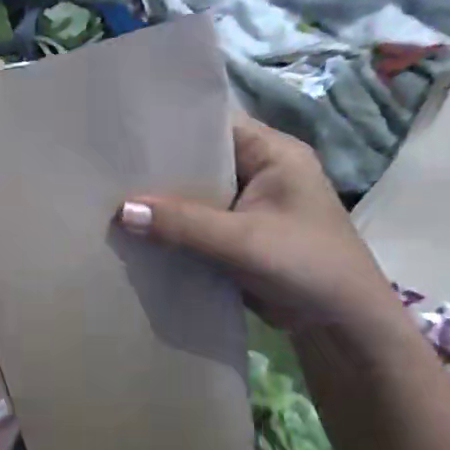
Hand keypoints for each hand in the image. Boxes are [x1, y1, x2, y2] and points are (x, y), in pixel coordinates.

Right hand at [117, 112, 398, 335]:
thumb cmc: (307, 266)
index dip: (171, 126)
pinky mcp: (239, 237)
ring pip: (196, 195)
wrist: (342, 325)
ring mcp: (249, 206)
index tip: (125, 133)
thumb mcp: (244, 241)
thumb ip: (183, 223)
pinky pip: (197, 225)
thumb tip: (121, 209)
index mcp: (273, 153)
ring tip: (110, 198)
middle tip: (107, 170)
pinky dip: (173, 229)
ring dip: (163, 203)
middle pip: (200, 160)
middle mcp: (260, 171)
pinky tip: (136, 233)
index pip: (214, 123)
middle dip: (159, 169)